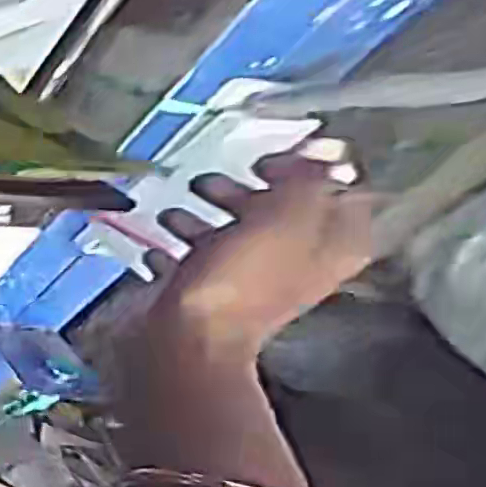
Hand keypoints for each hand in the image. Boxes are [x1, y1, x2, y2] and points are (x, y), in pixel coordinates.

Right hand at [146, 149, 373, 358]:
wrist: (186, 338)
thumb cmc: (239, 278)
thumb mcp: (284, 218)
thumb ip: (305, 180)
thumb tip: (322, 149)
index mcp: (332, 244)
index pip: (332, 192)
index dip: (302, 170)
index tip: (261, 159)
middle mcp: (294, 262)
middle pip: (272, 215)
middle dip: (241, 193)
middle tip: (207, 180)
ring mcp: (242, 281)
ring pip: (224, 238)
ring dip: (199, 219)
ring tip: (170, 209)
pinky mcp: (197, 294)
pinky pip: (185, 263)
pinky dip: (171, 250)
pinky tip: (153, 244)